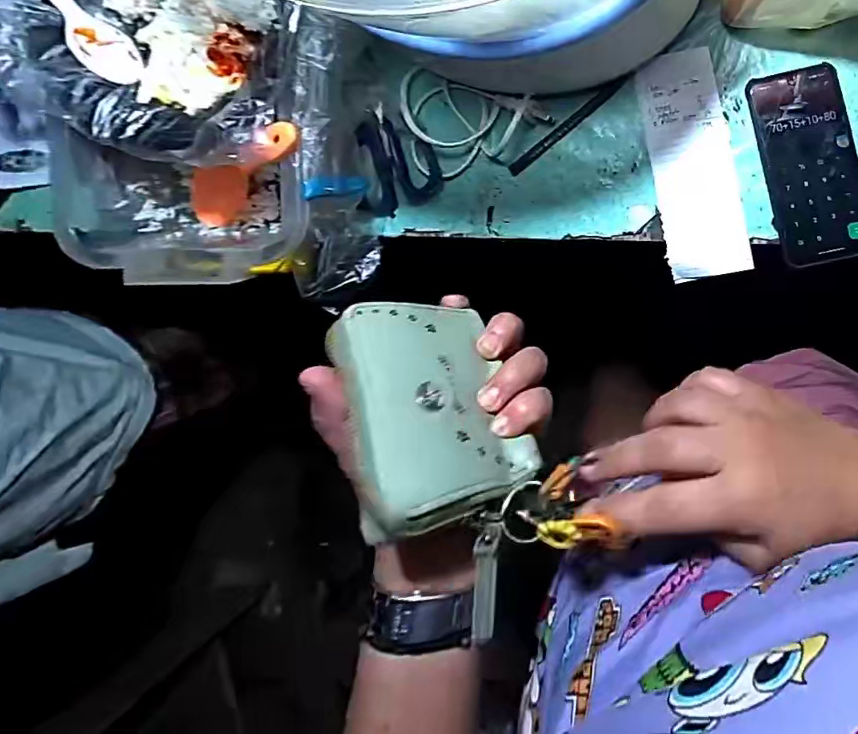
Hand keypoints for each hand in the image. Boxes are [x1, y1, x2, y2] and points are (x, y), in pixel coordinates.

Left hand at [299, 295, 550, 591]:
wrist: (424, 552)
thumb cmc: (391, 488)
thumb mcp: (359, 450)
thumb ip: (340, 413)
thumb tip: (312, 373)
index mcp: (445, 376)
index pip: (461, 328)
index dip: (462, 311)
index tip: (453, 305)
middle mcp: (483, 382)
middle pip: (512, 335)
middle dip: (505, 331)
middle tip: (484, 351)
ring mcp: (511, 406)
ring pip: (533, 364)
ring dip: (516, 374)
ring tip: (489, 403)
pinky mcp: (530, 437)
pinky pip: (544, 407)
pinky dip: (530, 409)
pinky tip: (504, 429)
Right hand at [578, 368, 857, 570]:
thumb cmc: (814, 526)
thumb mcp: (760, 556)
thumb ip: (707, 536)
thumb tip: (662, 514)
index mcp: (739, 496)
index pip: (664, 504)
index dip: (620, 510)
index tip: (588, 513)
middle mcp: (735, 446)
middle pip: (659, 445)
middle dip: (615, 458)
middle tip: (587, 469)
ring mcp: (744, 410)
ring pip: (676, 402)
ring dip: (648, 421)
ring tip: (642, 439)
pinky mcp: (755, 388)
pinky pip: (704, 379)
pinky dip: (682, 393)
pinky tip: (680, 409)